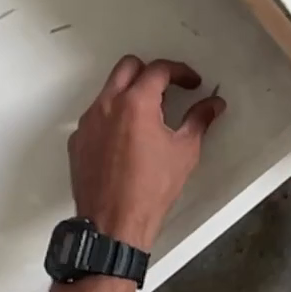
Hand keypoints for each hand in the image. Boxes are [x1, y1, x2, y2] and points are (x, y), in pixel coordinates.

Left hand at [68, 56, 226, 251]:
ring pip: (109, 89)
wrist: (113, 224)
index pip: (158, 70)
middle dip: (151, 72)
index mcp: (135, 103)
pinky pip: (96, 115)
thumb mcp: (184, 152)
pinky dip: (113, 116)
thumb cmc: (149, 190)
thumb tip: (212, 105)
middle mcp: (107, 105)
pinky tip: (127, 138)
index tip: (191, 82)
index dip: (180, 72)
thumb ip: (199, 120)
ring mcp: (88, 122)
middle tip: (168, 89)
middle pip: (128, 66)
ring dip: (130, 92)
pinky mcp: (78, 140)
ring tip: (149, 116)